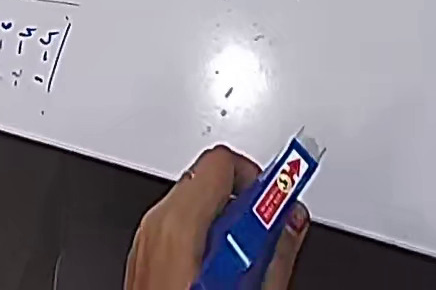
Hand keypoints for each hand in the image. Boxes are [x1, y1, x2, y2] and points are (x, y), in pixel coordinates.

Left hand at [125, 146, 309, 289]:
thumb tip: (293, 222)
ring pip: (193, 200)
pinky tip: (221, 272)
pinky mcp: (142, 256)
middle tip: (269, 234)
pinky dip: (203, 234)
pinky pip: (178, 224)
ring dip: (224, 220)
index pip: (222, 163)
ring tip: (247, 262)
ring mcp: (145, 240)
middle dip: (243, 201)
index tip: (281, 200)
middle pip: (206, 178)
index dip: (258, 179)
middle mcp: (156, 224)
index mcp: (178, 225)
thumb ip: (275, 254)